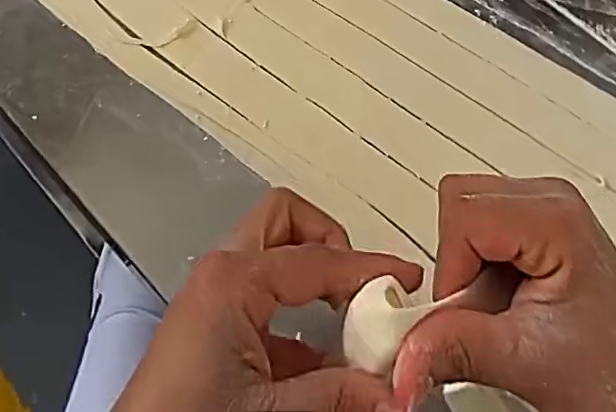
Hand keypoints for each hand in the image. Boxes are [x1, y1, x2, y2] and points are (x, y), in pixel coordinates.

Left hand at [117, 189, 424, 411]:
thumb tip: (387, 392)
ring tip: (353, 329)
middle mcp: (220, 274)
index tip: (402, 276)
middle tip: (363, 279)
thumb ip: (335, 397)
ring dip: (316, 284)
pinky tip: (321, 369)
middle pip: (285, 222)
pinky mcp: (213, 326)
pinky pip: (266, 303)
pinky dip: (299, 323)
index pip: (318, 258)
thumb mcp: (270, 411)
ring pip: (275, 259)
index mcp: (232, 280)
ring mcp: (214, 297)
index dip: (368, 268)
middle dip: (329, 242)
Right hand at [392, 176, 615, 411]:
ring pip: (464, 211)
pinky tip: (504, 304)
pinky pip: (479, 225)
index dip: (450, 269)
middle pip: (459, 201)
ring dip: (465, 266)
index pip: (463, 213)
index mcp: (556, 218)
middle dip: (455, 262)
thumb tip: (401, 353)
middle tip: (476, 314)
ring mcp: (547, 209)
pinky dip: (477, 266)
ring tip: (498, 314)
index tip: (457, 316)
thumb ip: (455, 347)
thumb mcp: (525, 364)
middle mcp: (551, 201)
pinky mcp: (539, 225)